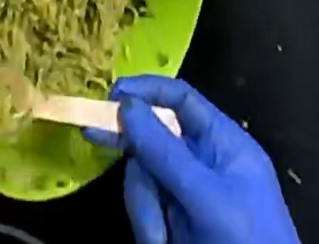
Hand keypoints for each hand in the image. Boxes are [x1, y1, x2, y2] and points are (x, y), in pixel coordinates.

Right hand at [86, 76, 301, 243]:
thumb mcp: (208, 200)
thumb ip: (165, 151)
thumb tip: (124, 103)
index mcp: (224, 144)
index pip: (180, 98)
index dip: (145, 90)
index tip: (111, 96)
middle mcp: (204, 161)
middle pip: (153, 135)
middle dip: (137, 157)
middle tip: (94, 136)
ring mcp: (189, 191)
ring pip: (144, 172)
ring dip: (144, 205)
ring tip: (159, 239)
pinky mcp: (176, 219)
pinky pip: (146, 203)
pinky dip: (147, 223)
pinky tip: (160, 243)